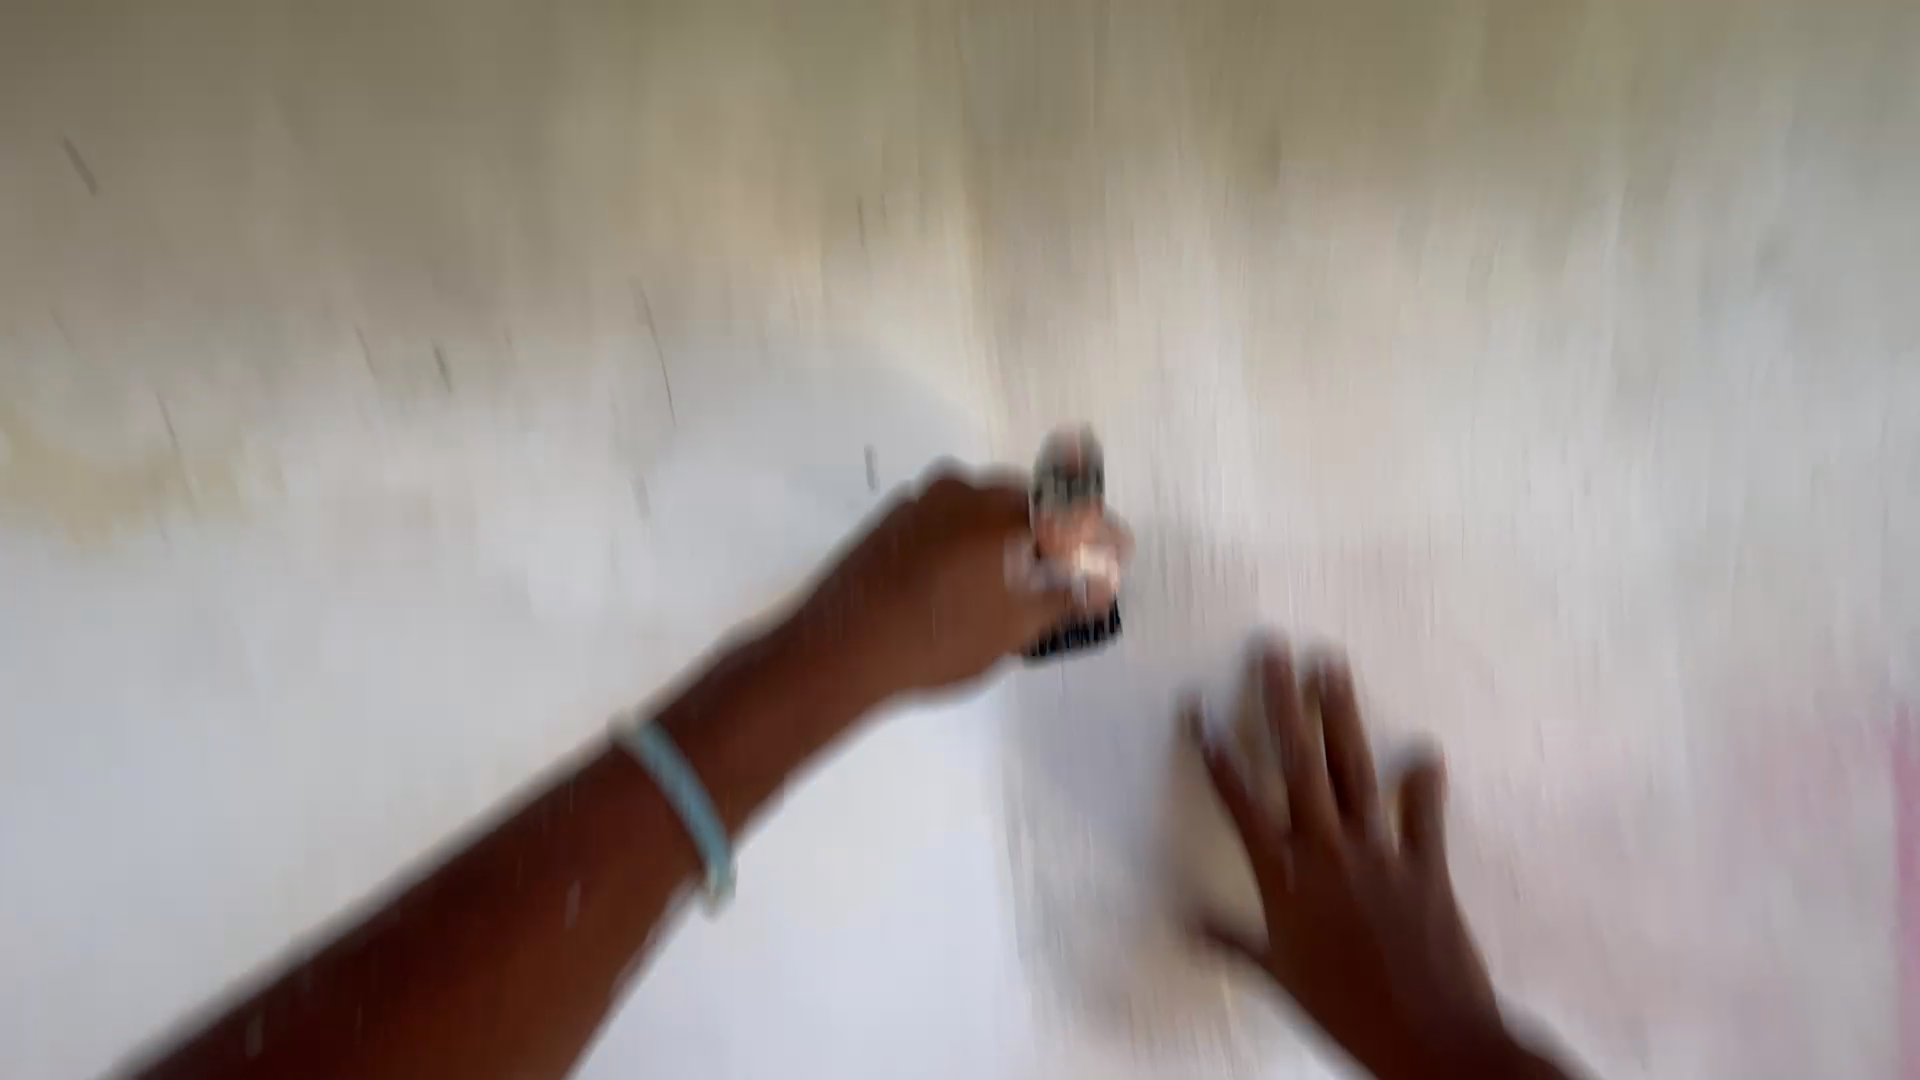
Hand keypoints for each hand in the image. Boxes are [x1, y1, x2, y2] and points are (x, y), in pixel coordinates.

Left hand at [794, 465, 1120, 698]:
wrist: (837, 649)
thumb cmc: (936, 642)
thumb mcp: (1011, 629)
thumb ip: (1062, 600)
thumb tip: (1096, 586)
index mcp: (1003, 513)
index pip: (1074, 513)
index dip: (1102, 538)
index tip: (1117, 558)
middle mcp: (967, 490)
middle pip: (1032, 500)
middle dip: (1058, 533)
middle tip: (1067, 571)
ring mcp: (925, 499)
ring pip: (987, 505)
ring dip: (1014, 532)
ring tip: (1018, 577)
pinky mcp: (895, 515)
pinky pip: (952, 515)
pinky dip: (974, 536)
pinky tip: (968, 573)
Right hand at [1190, 643, 1524, 1079]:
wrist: (1432, 1044)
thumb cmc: (1342, 1005)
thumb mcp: (1276, 973)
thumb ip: (1228, 938)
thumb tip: (1181, 921)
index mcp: (1282, 871)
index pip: (1236, 798)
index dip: (1214, 750)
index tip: (1198, 707)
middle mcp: (1325, 847)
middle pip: (1297, 761)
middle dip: (1282, 701)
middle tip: (1274, 651)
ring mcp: (1378, 851)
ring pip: (1353, 769)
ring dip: (1342, 714)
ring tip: (1331, 666)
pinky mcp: (1425, 866)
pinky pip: (1424, 817)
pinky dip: (1425, 784)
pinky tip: (1426, 750)